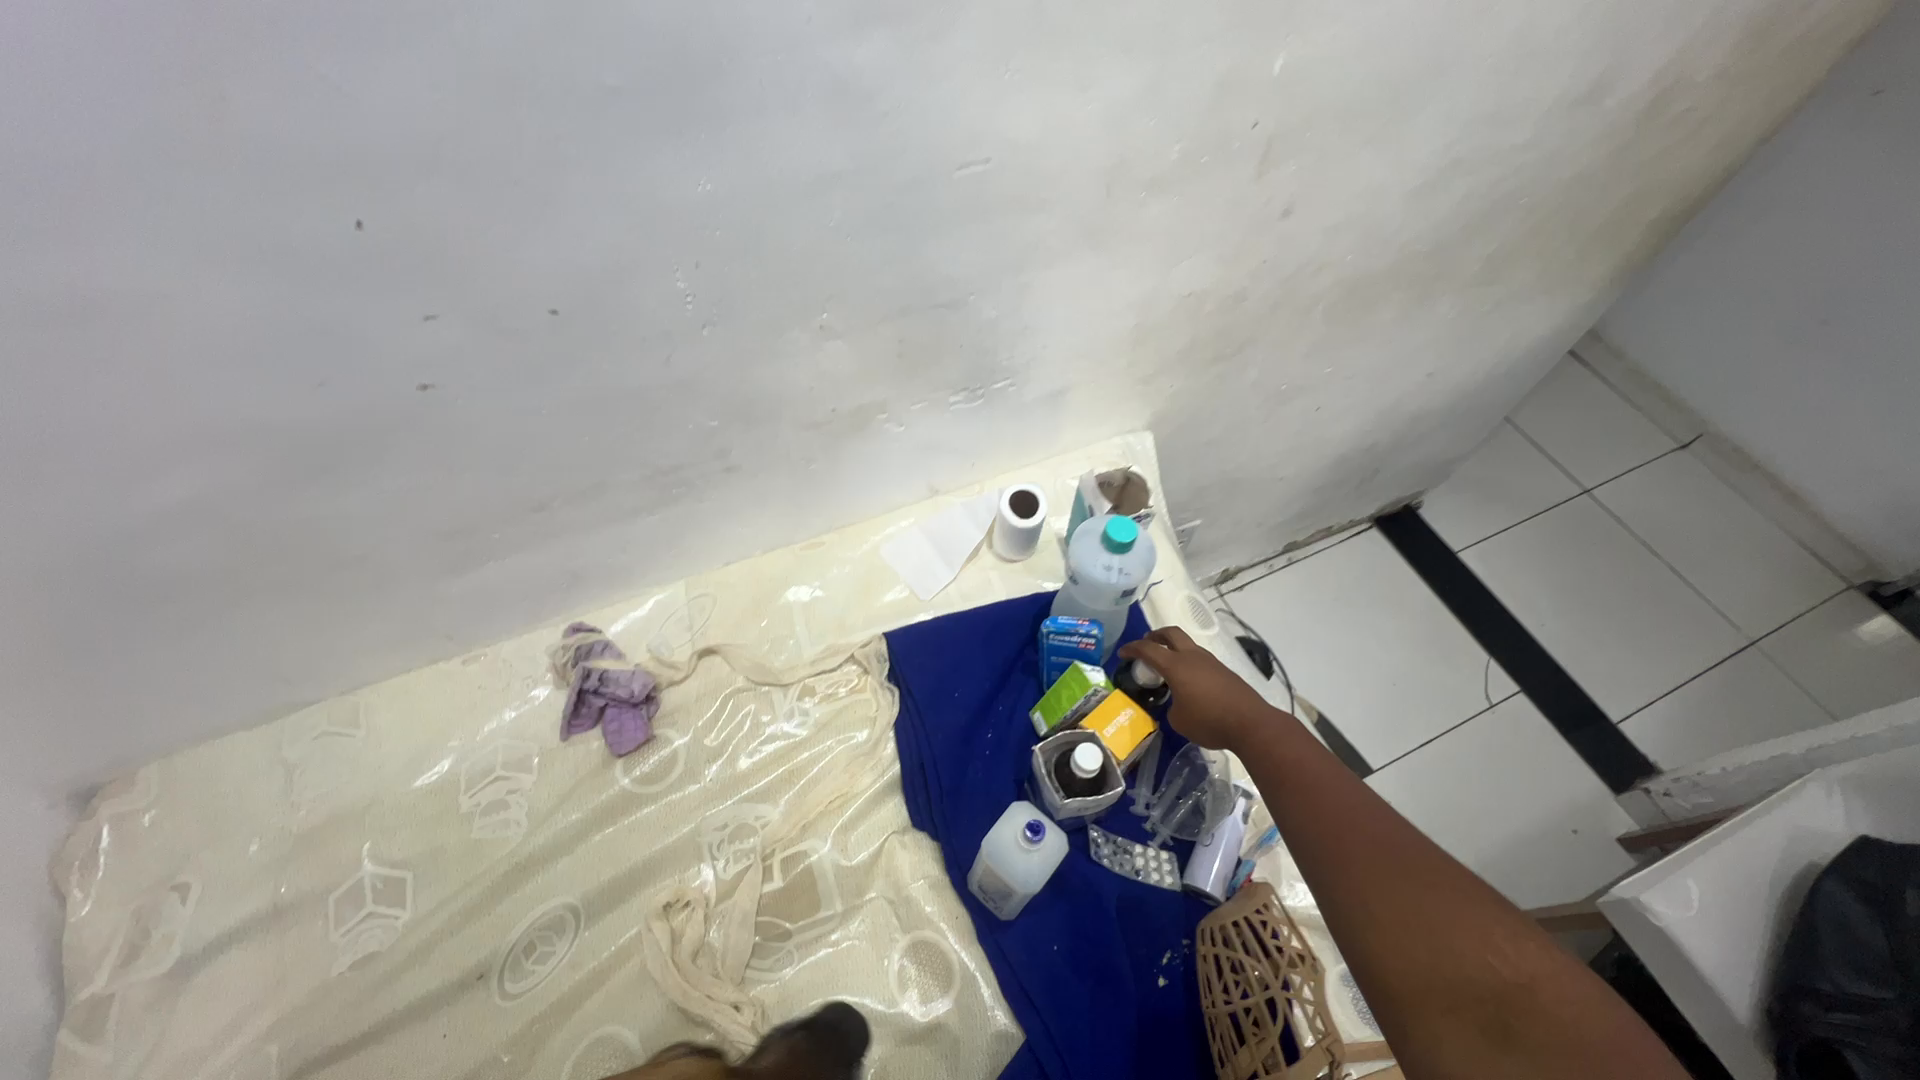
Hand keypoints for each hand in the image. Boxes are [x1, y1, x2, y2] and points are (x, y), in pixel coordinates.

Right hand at [1119, 627, 1283, 752]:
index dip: (1132, 649)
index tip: (1122, 653)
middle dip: (1155, 635)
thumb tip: (1176, 704)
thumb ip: (1171, 707)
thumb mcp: (1178, 720)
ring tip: (1167, 667)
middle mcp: (1193, 657)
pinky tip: (1188, 682)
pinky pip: (1200, 659)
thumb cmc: (1209, 721)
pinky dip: (1188, 663)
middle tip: (1146, 645)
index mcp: (1176, 665)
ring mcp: (1211, 662)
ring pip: (1188, 645)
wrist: (1250, 723)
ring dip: (1174, 649)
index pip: (1148, 649)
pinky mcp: (1224, 671)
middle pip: (1171, 633)